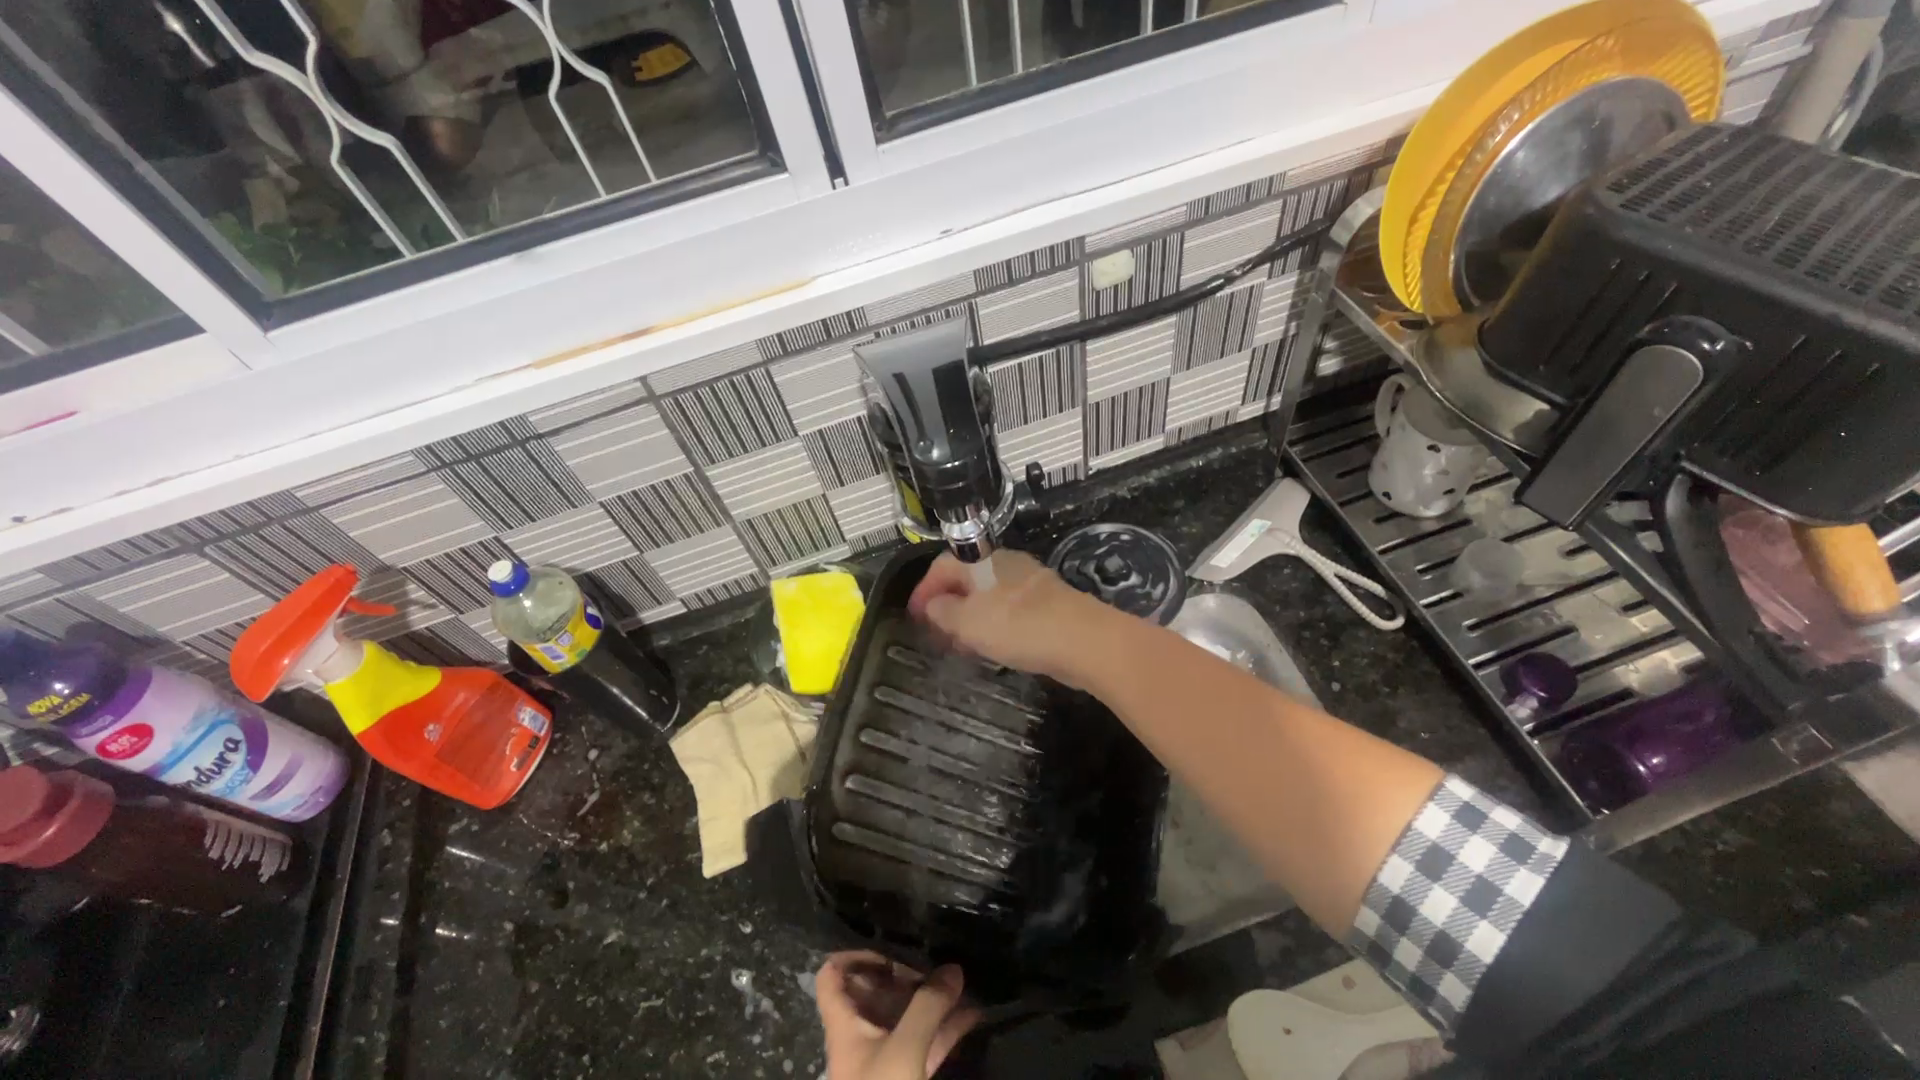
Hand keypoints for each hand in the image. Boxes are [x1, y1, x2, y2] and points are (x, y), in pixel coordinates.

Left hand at [815, 952, 980, 1079]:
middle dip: (908, 976)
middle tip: (938, 966)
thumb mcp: (904, 1050)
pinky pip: (925, 1044)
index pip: (833, 975)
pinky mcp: (905, 1078)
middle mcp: (860, 1036)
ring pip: (905, 1018)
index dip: (857, 956)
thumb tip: (952, 968)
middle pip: (874, 993)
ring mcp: (883, 1059)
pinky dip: (946, 1028)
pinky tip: (974, 1016)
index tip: (894, 951)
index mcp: (844, 1024)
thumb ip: (927, 1007)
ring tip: (965, 985)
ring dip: (932, 1001)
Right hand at [906, 551, 1104, 681]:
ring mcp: (1030, 585)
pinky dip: (994, 628)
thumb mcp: (969, 622)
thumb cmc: (1019, 626)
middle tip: (934, 634)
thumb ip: (944, 612)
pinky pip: (1010, 613)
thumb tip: (933, 605)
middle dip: (947, 606)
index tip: (912, 615)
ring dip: (970, 620)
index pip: (943, 565)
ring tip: (960, 647)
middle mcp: (1006, 566)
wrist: (1083, 640)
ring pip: (989, 598)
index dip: (924, 589)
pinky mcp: (1049, 607)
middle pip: (967, 580)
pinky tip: (993, 649)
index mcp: (983, 561)